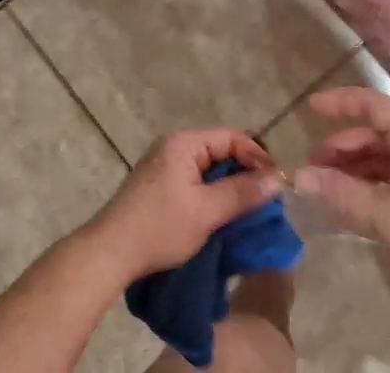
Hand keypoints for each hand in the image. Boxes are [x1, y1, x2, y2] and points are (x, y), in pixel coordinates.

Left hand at [84, 129, 282, 283]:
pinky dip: (213, 195)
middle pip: (220, 151)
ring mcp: (164, 167)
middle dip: (245, 173)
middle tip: (267, 200)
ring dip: (230, 187)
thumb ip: (242, 193)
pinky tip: (225, 215)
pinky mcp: (160, 186)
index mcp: (182, 144)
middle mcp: (173, 147)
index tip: (276, 185)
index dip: (256, 157)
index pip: (231, 137)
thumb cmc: (159, 227)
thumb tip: (277, 180)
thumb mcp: (206, 211)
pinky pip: (196, 182)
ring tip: (251, 210)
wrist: (111, 252)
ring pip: (209, 170)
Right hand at [291, 88, 389, 302]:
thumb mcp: (382, 213)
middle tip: (314, 166)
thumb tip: (299, 176)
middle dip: (343, 146)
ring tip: (331, 187)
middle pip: (379, 132)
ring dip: (358, 167)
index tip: (310, 108)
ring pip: (389, 155)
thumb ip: (338, 191)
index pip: (372, 104)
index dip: (339, 102)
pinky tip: (359, 201)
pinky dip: (377, 181)